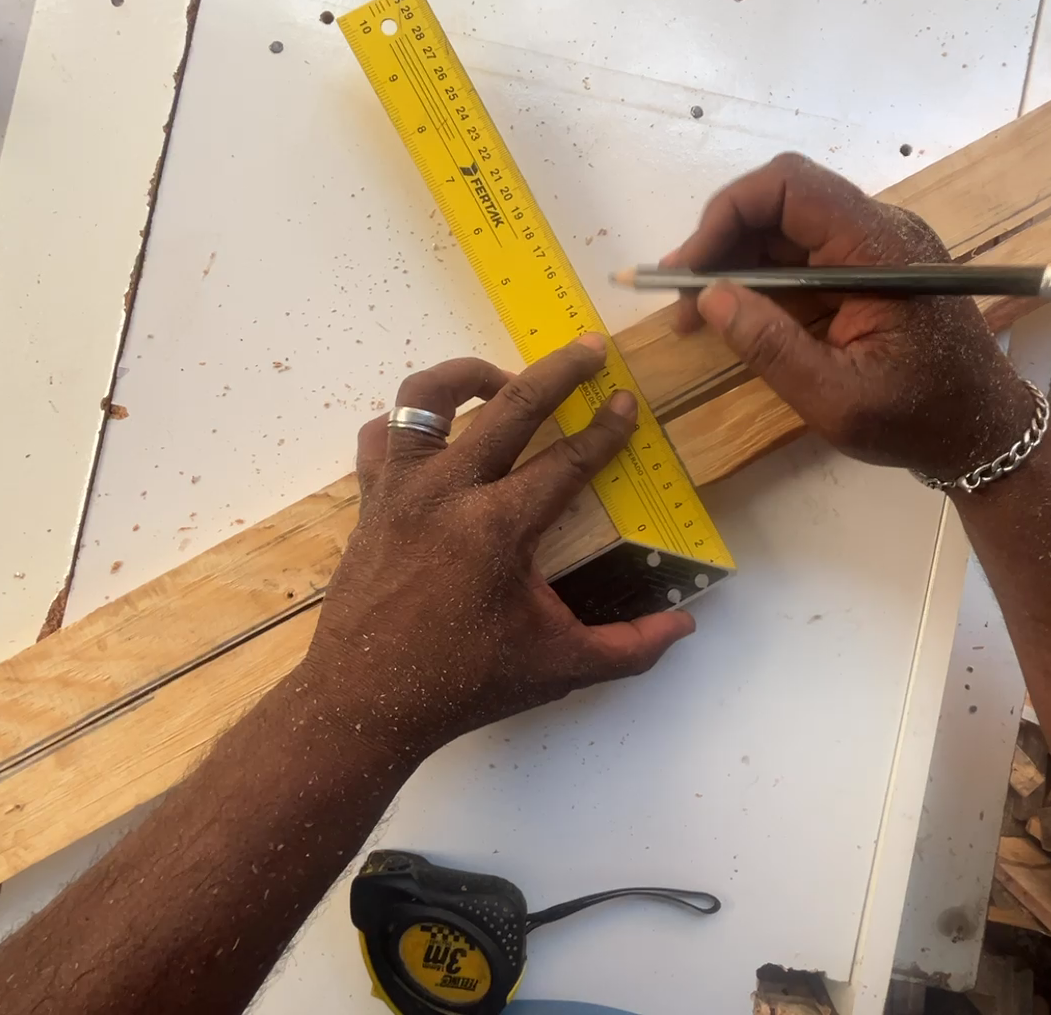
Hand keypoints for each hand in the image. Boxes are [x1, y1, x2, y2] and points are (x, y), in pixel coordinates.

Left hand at [303, 338, 696, 759]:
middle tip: (591, 347)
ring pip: (427, 398)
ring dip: (471, 375)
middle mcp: (447, 493)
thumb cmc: (465, 683)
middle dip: (560, 370)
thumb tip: (686, 627)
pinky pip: (383, 437)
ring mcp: (401, 490)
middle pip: (510, 405)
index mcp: (498, 528)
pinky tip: (439, 436)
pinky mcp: (370, 500)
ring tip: (504, 381)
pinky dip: (410, 423)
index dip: (606, 429)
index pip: (568, 461)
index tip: (627, 402)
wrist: (364, 703)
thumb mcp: (560, 667)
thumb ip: (630, 647)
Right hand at [666, 153, 1032, 481]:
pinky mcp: (864, 272)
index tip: (688, 269)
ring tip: (695, 313)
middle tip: (679, 299)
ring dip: (732, 264)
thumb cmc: (918, 421)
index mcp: (877, 251)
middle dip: (719, 243)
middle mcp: (876, 232)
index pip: (790, 187)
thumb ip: (773, 348)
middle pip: (779, 203)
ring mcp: (871, 250)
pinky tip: (734, 315)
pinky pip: (800, 258)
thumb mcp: (837, 398)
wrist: (979, 431)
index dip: (726, 215)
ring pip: (783, 230)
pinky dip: (758, 281)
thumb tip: (710, 298)